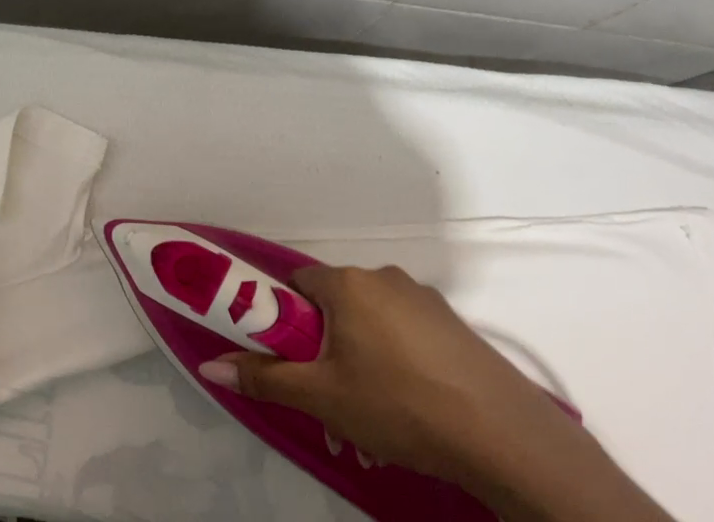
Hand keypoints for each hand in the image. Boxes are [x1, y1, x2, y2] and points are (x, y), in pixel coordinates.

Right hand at [198, 265, 672, 521]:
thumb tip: (208, 367)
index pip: (295, 283)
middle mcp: (384, 277)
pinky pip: (407, 333)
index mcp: (347, 283)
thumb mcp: (321, 397)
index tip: (287, 355)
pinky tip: (408, 404)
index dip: (282, 317)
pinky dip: (396, 360)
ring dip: (360, 354)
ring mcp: (426, 300)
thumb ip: (262, 378)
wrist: (504, 437)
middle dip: (322, 344)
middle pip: (334, 303)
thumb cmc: (398, 404)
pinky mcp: (456, 326)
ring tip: (370, 410)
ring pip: (372, 321)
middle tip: (326, 392)